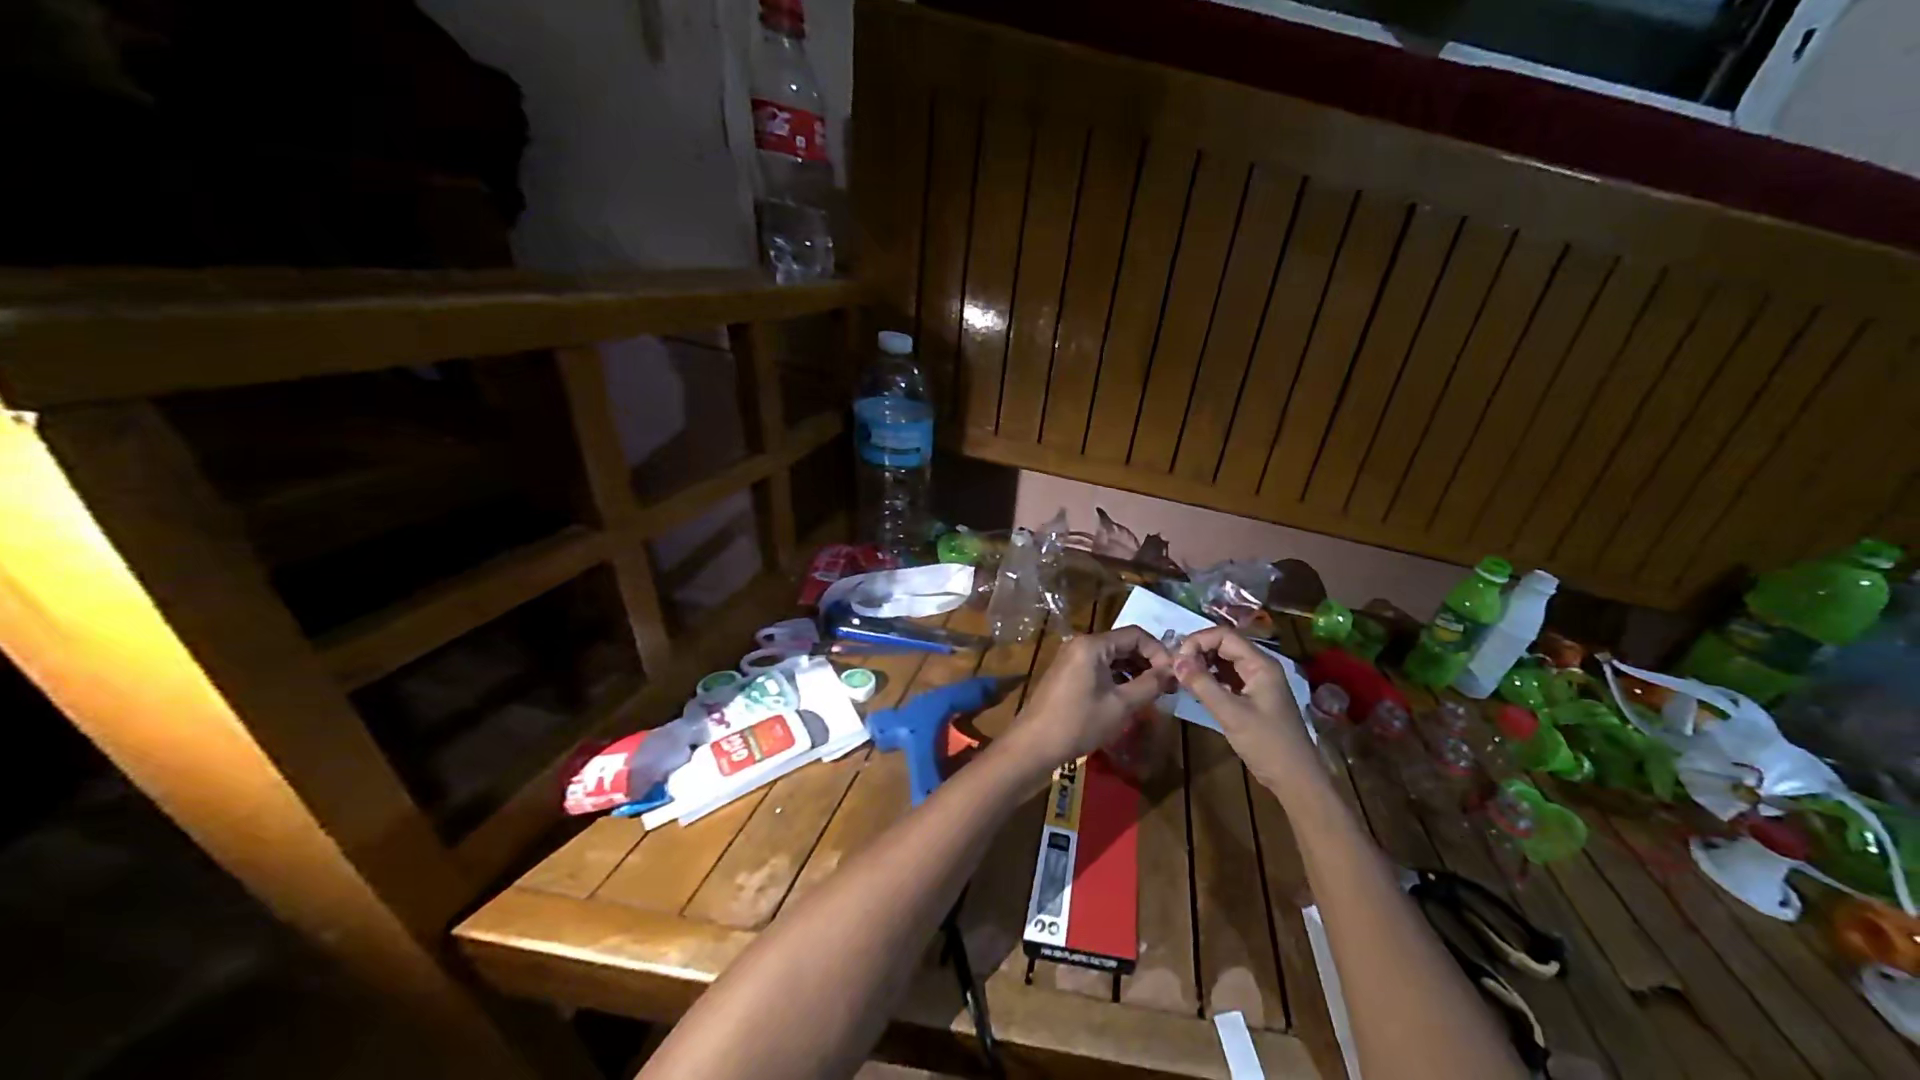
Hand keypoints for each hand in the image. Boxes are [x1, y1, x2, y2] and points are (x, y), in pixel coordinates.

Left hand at [1003, 627, 1175, 771]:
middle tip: (1168, 686)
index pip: (1136, 635)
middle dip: (1147, 662)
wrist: (1034, 744)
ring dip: (1134, 671)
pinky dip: (1117, 678)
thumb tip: (1173, 671)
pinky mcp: (1067, 673)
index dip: (1159, 652)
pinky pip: (1099, 667)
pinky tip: (1130, 696)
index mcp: (1092, 645)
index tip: (1174, 675)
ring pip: (1112, 657)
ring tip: (1153, 693)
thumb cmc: (1079, 722)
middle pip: (1123, 644)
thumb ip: (1150, 684)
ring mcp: (1071, 658)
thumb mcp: (1121, 705)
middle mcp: (1080, 644)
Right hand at [1172, 627, 1315, 784]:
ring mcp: (1257, 682)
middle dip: (1198, 650)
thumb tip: (1175, 661)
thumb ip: (1203, 685)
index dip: (1198, 641)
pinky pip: (1228, 677)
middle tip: (1175, 667)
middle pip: (1224, 645)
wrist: (1296, 778)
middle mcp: (1260, 667)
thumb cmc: (1267, 744)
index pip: (1224, 636)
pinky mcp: (1253, 696)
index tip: (1177, 659)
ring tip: (1181, 676)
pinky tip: (1196, 687)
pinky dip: (1210, 677)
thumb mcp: (1231, 714)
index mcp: (1261, 665)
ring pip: (1225, 660)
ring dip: (1202, 663)